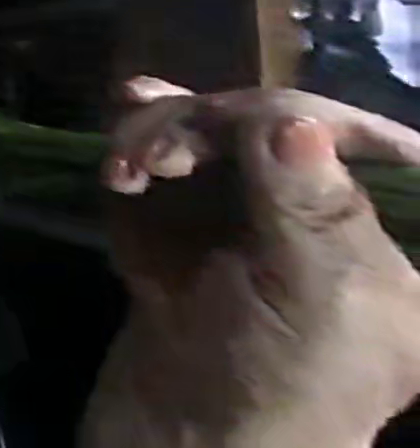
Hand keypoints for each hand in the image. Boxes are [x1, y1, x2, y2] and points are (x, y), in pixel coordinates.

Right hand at [82, 78, 419, 447]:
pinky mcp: (175, 182)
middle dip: (197, 126)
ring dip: (150, 131)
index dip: (299, 116)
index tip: (234, 127)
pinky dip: (130, 121)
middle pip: (263, 115)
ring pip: (199, 115)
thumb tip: (293, 122)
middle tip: (155, 164)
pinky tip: (115, 129)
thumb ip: (311, 213)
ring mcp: (241, 182)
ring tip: (122, 173)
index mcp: (392, 225)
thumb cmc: (285, 367)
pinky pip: (155, 129)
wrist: (185, 391)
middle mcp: (318, 191)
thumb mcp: (316, 299)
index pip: (368, 138)